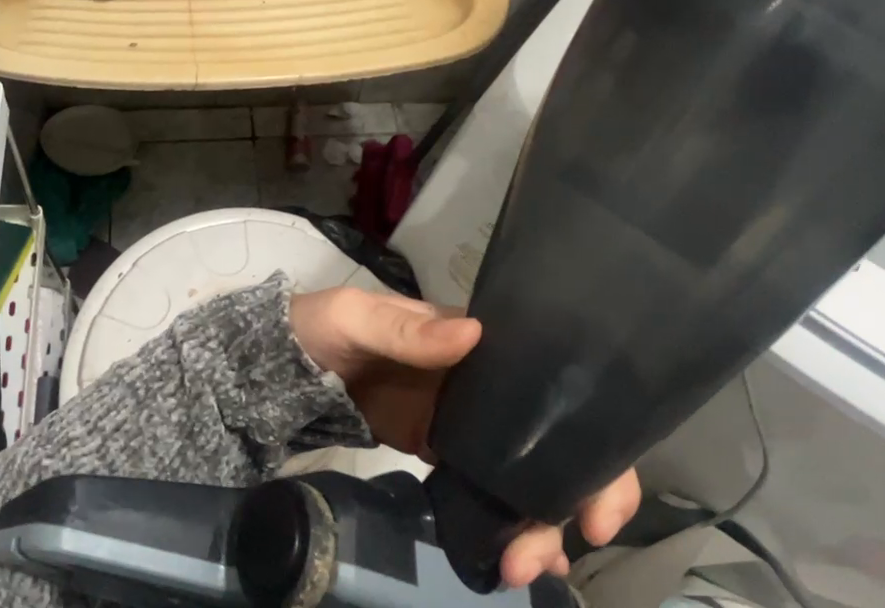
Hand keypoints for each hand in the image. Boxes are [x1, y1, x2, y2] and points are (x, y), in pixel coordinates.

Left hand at [289, 286, 641, 587]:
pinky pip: (483, 488)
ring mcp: (464, 421)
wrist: (284, 366)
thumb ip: (406, 330)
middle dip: (571, 497)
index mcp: (473, 344)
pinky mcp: (440, 449)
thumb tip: (471, 334)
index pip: (549, 383)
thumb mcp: (355, 317)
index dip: (592, 438)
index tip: (600, 495)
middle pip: (551, 440)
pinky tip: (511, 559)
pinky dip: (503, 523)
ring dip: (536, 522)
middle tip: (562, 546)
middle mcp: (482, 383)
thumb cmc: (320, 327)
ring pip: (523, 472)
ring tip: (523, 567)